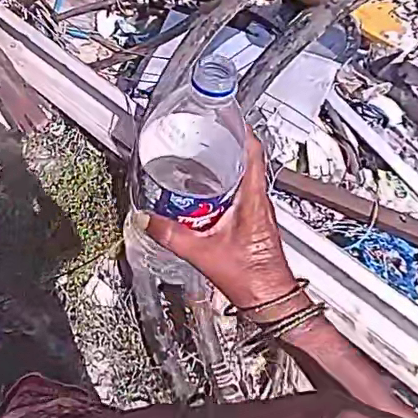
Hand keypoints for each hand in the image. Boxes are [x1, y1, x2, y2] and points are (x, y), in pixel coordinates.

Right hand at [147, 130, 296, 308]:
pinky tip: (204, 195)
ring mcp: (257, 210)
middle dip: (226, 144)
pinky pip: (239, 193)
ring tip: (200, 160)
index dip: (241, 130)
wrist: (270, 300)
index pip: (253, 152)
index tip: (227, 117)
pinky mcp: (253, 221)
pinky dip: (223, 185)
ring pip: (243, 176)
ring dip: (224, 165)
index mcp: (253, 198)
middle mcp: (259, 200)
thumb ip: (172, 235)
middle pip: (246, 160)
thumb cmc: (252, 278)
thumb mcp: (203, 253)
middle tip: (205, 136)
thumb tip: (147, 219)